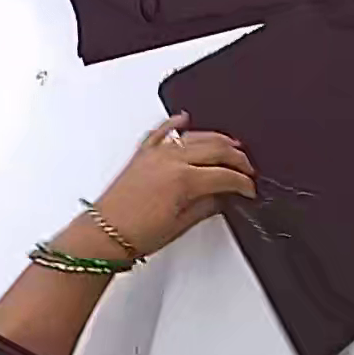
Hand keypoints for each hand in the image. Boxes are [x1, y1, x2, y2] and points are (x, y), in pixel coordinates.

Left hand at [86, 113, 255, 257]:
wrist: (103, 235)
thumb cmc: (136, 234)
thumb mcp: (183, 223)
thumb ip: (209, 204)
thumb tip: (225, 196)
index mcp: (184, 179)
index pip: (226, 175)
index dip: (244, 183)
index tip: (250, 189)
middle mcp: (171, 160)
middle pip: (217, 149)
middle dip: (238, 159)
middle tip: (248, 170)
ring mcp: (157, 153)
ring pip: (196, 136)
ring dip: (218, 139)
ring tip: (231, 146)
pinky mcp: (143, 153)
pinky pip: (162, 131)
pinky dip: (175, 122)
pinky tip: (185, 118)